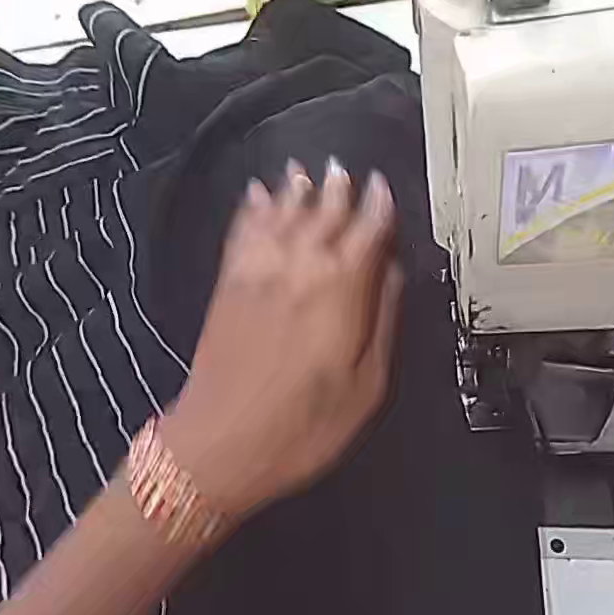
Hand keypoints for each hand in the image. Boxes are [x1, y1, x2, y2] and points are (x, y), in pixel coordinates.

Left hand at [156, 159, 402, 524]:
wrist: (221, 445)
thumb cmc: (307, 425)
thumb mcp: (368, 384)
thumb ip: (384, 321)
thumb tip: (392, 273)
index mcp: (341, 291)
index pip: (367, 234)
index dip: (377, 208)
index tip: (382, 187)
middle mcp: (300, 269)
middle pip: (324, 216)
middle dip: (338, 192)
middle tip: (347, 170)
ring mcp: (259, 274)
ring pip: (283, 217)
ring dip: (297, 191)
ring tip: (307, 171)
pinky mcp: (227, 286)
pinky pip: (243, 234)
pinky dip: (252, 210)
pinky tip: (258, 194)